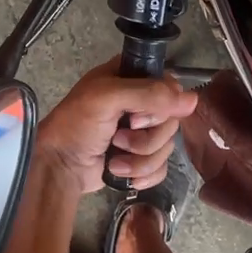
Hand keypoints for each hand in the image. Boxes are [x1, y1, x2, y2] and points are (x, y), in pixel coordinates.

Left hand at [36, 59, 197, 194]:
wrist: (59, 166)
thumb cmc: (76, 125)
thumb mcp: (108, 98)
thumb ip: (148, 93)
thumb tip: (192, 99)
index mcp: (129, 78)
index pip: (169, 85)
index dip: (161, 104)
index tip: (138, 116)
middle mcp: (138, 103)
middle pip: (171, 119)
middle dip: (147, 137)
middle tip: (120, 136)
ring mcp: (140, 132)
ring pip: (167, 146)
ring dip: (141, 158)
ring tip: (115, 156)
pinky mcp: (139, 158)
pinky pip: (162, 167)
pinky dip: (143, 174)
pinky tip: (121, 171)